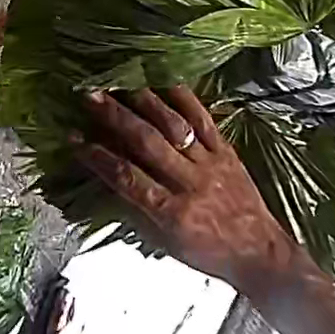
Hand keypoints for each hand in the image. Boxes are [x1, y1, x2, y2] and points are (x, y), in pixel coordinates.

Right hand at [77, 87, 303, 293]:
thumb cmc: (206, 252)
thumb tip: (106, 175)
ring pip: (173, 125)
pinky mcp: (226, 150)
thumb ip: (136, 208)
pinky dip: (182, 97)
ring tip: (119, 82)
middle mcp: (189, 184)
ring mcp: (210, 164)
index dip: (98, 157)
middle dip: (115, 117)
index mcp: (171, 213)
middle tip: (90, 96)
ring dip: (143, 101)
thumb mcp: (165, 243)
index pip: (127, 178)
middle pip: (146, 143)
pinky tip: (163, 79)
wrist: (260, 253)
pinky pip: (203, 118)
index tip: (74, 139)